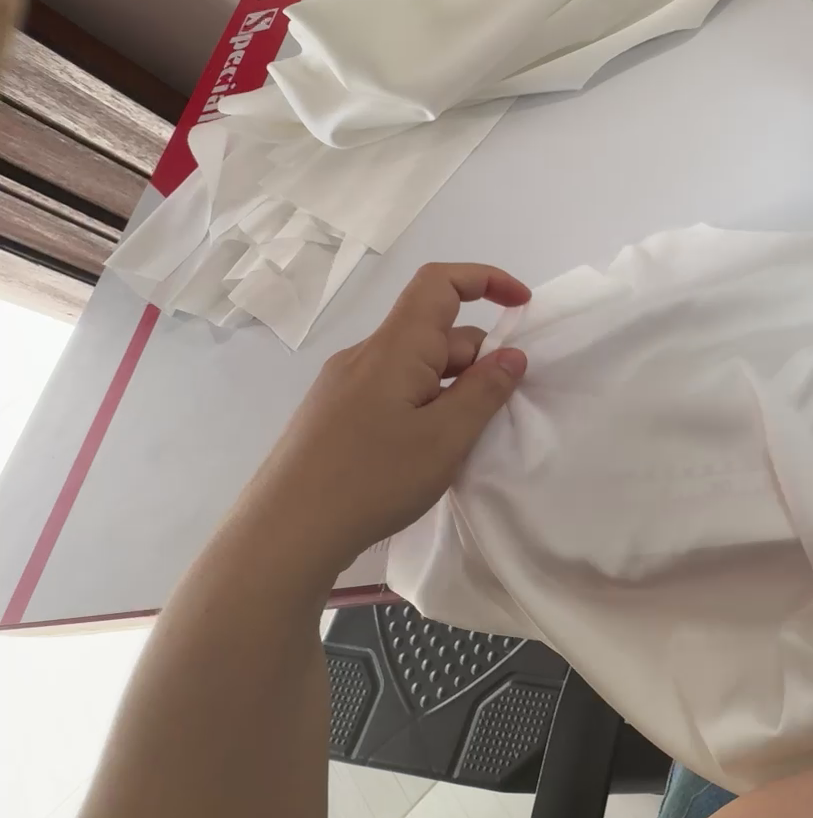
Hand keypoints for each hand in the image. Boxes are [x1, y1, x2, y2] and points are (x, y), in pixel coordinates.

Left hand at [235, 263, 532, 573]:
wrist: (282, 537)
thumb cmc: (371, 480)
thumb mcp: (447, 436)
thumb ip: (486, 389)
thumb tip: (511, 354)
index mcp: (394, 349)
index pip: (439, 284)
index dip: (487, 280)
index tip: (525, 306)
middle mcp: (365, 356)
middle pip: (436, 331)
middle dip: (479, 357)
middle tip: (496, 410)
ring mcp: (346, 385)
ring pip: (419, 364)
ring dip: (455, 386)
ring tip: (461, 439)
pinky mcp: (337, 413)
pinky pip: (399, 388)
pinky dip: (430, 402)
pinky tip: (429, 447)